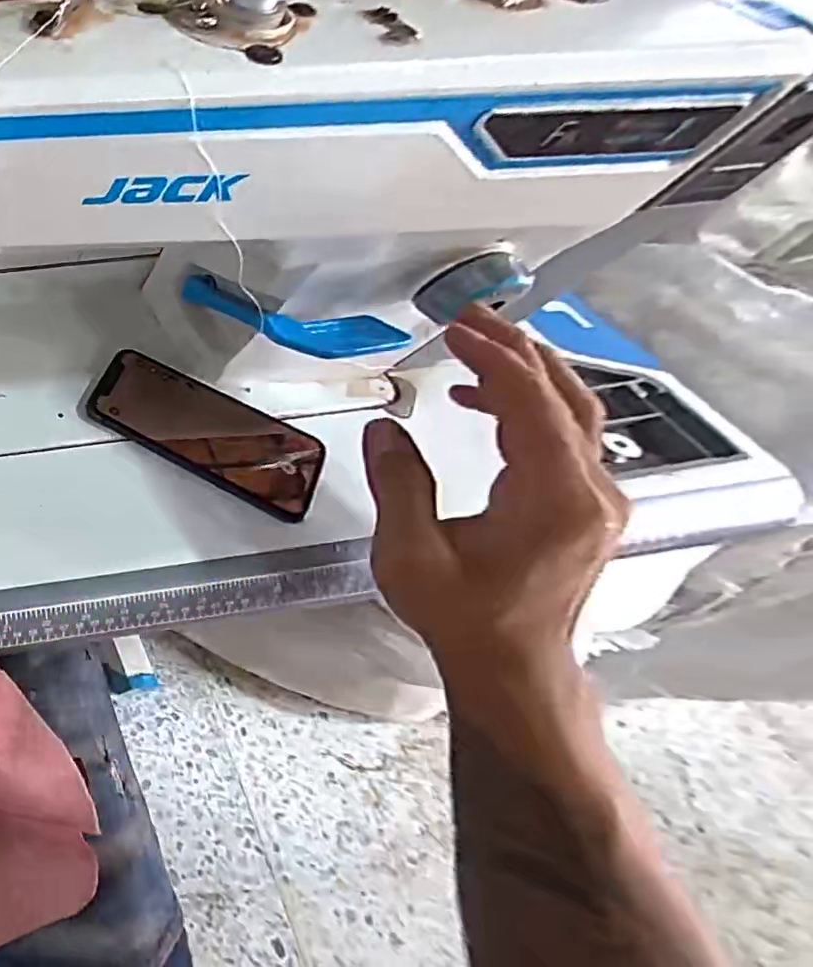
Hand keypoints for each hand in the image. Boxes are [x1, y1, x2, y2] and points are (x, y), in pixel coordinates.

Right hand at [363, 305, 629, 690]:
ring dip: (524, 375)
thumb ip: (400, 482)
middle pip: (567, 400)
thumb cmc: (459, 611)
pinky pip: (562, 439)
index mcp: (553, 498)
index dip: (495, 361)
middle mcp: (590, 491)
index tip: (455, 330)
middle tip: (469, 318)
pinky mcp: (581, 506)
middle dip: (518, 351)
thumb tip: (385, 427)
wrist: (508, 659)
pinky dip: (524, 408)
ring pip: (572, 415)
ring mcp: (593, 499)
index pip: (532, 408)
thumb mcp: (410, 549)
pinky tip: (481, 403)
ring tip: (474, 346)